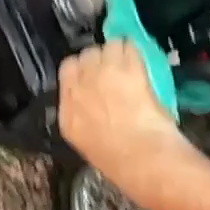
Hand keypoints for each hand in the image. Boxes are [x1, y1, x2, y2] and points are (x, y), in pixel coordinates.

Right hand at [58, 41, 189, 187]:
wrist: (143, 158)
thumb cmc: (122, 163)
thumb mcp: (90, 144)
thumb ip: (85, 120)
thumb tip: (97, 109)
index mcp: (68, 113)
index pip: (66, 73)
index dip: (82, 71)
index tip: (93, 76)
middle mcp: (80, 88)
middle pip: (84, 56)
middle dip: (98, 60)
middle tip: (113, 69)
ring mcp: (103, 74)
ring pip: (106, 47)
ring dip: (116, 53)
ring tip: (128, 63)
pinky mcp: (128, 67)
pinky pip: (127, 46)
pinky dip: (133, 51)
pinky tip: (140, 60)